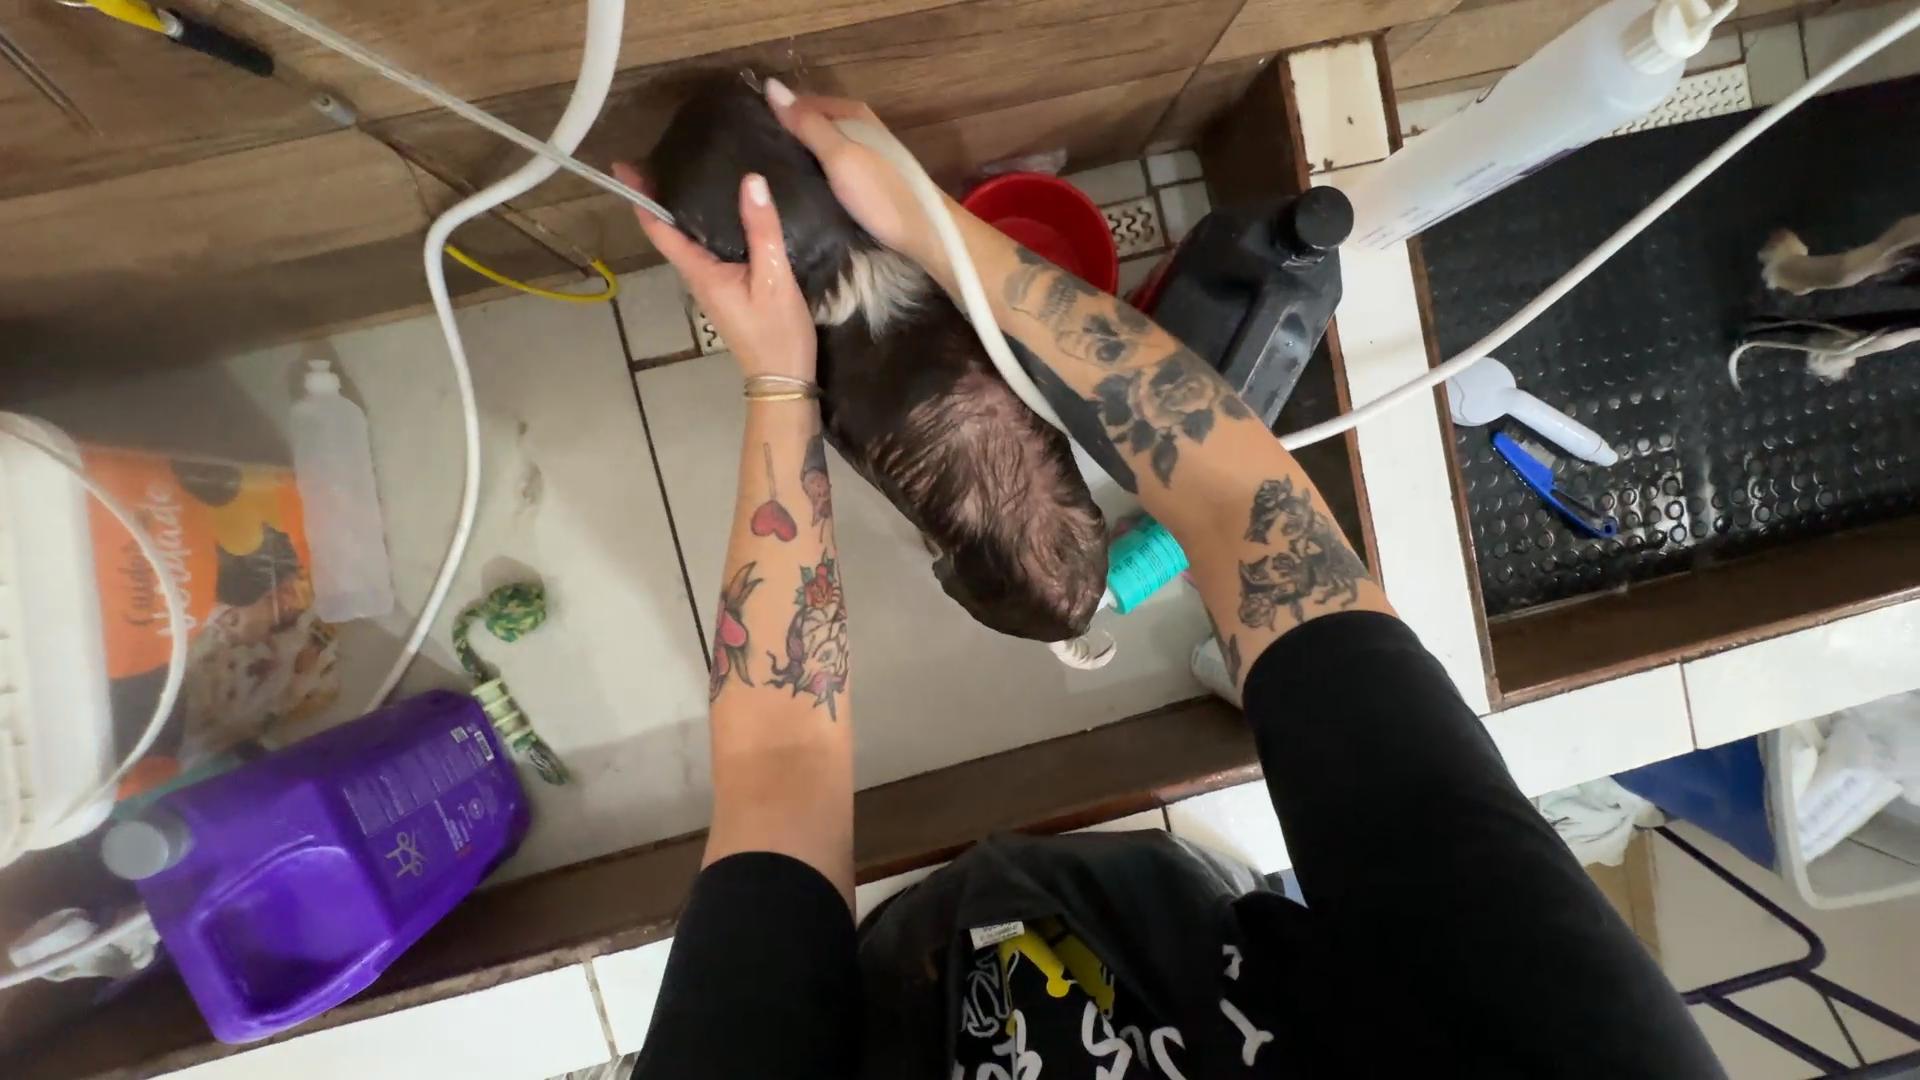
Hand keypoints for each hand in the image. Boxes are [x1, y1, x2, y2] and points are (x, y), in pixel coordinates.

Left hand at [616, 165, 817, 382]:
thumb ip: (762, 230)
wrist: (784, 379)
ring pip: (691, 243)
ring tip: (693, 178)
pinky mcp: (729, 294)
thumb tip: (750, 180)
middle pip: (671, 233)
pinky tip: (725, 217)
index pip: (661, 230)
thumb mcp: (775, 278)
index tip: (626, 167)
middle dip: (662, 197)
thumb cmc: (777, 333)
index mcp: (701, 273)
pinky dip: (707, 230)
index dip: (642, 197)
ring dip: (685, 213)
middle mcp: (699, 279)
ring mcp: (713, 288)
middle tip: (663, 160)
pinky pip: (710, 253)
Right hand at [763, 79, 947, 279]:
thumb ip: (808, 125)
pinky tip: (804, 191)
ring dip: (802, 159)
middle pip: (815, 125)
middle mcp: (859, 129)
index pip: (804, 102)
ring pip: (824, 149)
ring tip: (772, 176)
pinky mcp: (869, 183)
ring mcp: (865, 157)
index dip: (778, 112)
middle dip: (788, 137)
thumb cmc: (881, 194)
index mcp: (852, 114)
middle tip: (756, 160)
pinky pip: (834, 170)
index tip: (749, 132)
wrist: (924, 232)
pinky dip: (817, 176)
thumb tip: (771, 87)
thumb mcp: (840, 157)